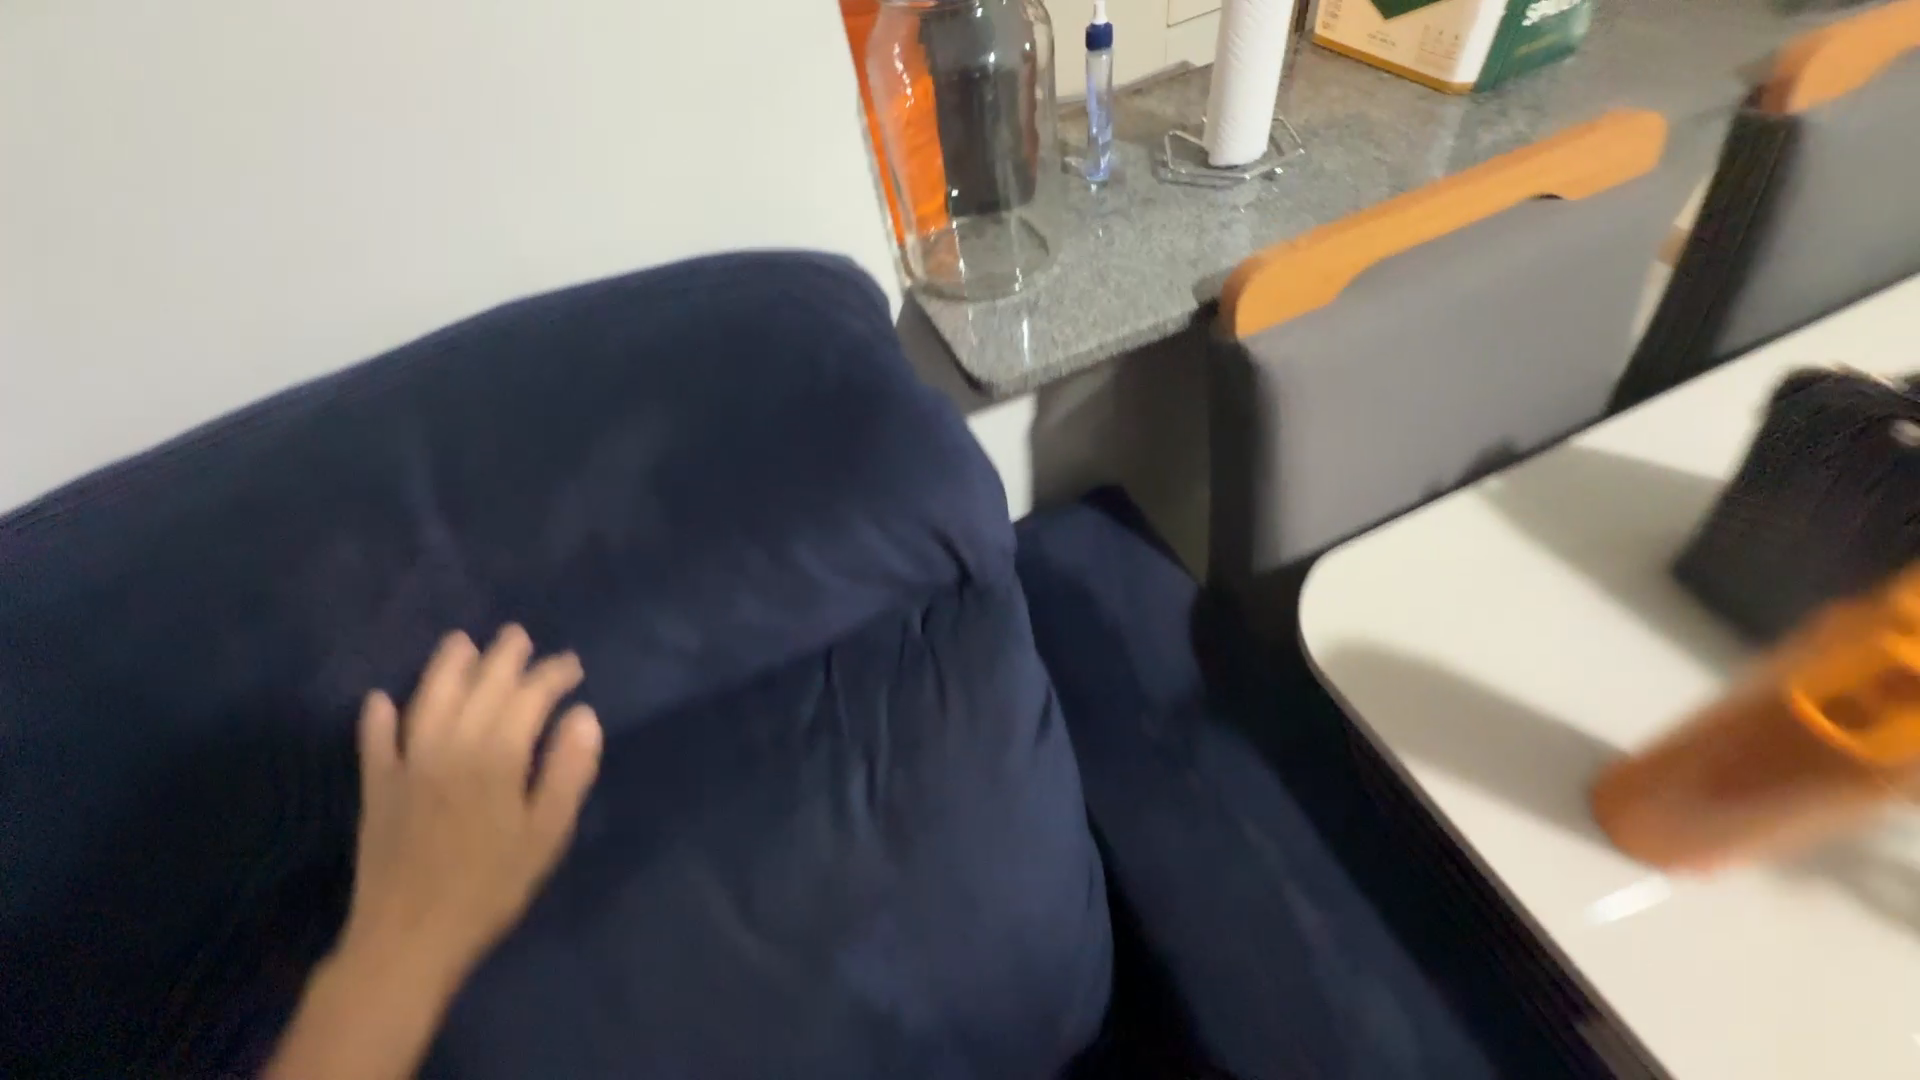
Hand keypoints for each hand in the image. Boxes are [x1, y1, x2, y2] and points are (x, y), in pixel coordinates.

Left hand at [342, 625, 602, 981]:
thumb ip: (568, 769)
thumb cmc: (493, 885)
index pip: (529, 698)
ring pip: (427, 701)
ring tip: (461, 643)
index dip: (552, 676)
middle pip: (479, 688)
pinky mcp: (377, 789)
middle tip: (519, 636)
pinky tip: (381, 699)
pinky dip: (378, 717)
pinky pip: (375, 742)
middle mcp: (450, 747)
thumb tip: (584, 716)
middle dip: (503, 658)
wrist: (409, 939)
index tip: (573, 666)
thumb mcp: (548, 832)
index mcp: (497, 757)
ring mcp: (407, 765)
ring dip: (445, 668)